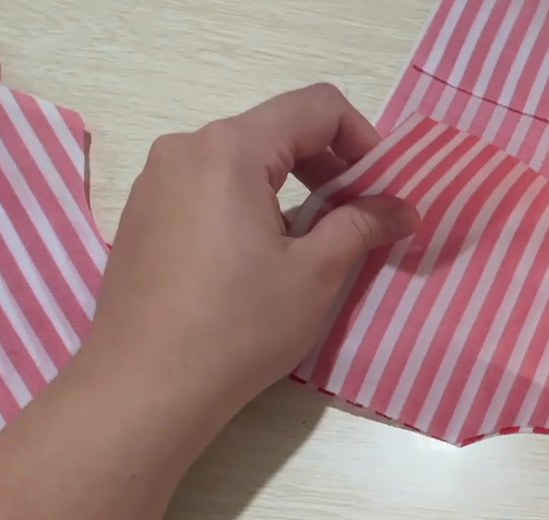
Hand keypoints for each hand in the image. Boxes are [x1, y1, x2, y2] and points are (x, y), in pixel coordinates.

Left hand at [81, 83, 416, 427]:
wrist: (149, 382)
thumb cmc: (241, 327)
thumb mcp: (315, 275)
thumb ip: (362, 228)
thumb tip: (404, 208)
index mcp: (231, 149)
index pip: (316, 107)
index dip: (365, 140)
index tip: (387, 190)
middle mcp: (186, 147)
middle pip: (277, 131)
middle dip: (331, 168)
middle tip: (362, 221)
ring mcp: (157, 181)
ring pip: (243, 164)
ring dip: (292, 192)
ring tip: (313, 247)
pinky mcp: (144, 216)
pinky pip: (211, 191)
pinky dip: (252, 208)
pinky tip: (261, 263)